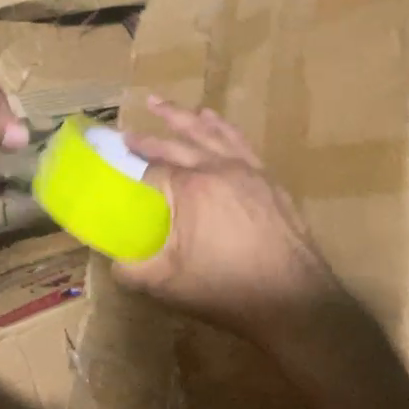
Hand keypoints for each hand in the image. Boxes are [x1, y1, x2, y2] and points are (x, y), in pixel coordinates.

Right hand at [118, 97, 338, 340]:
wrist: (295, 302)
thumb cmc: (228, 289)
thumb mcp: (167, 285)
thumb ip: (132, 271)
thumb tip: (113, 264)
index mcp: (191, 188)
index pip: (152, 171)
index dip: (131, 171)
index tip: (115, 169)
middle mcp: (218, 170)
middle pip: (176, 144)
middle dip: (148, 138)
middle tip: (126, 132)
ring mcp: (248, 172)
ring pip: (210, 135)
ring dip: (184, 118)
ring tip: (163, 106)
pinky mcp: (269, 183)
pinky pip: (240, 144)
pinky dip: (222, 129)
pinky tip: (215, 124)